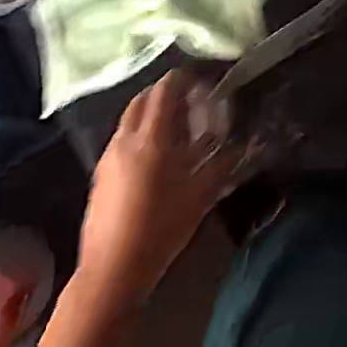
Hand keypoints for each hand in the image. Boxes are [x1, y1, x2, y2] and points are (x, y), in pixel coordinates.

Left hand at [78, 69, 247, 300]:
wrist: (113, 267)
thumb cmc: (162, 228)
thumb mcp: (201, 196)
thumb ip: (224, 166)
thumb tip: (246, 146)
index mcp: (151, 139)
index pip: (164, 92)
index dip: (181, 80)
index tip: (199, 79)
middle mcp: (125, 140)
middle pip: (141, 100)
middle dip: (163, 92)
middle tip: (188, 99)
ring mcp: (108, 156)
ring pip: (128, 119)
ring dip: (149, 112)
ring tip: (175, 126)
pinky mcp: (100, 174)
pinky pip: (121, 139)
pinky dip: (138, 132)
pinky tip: (155, 155)